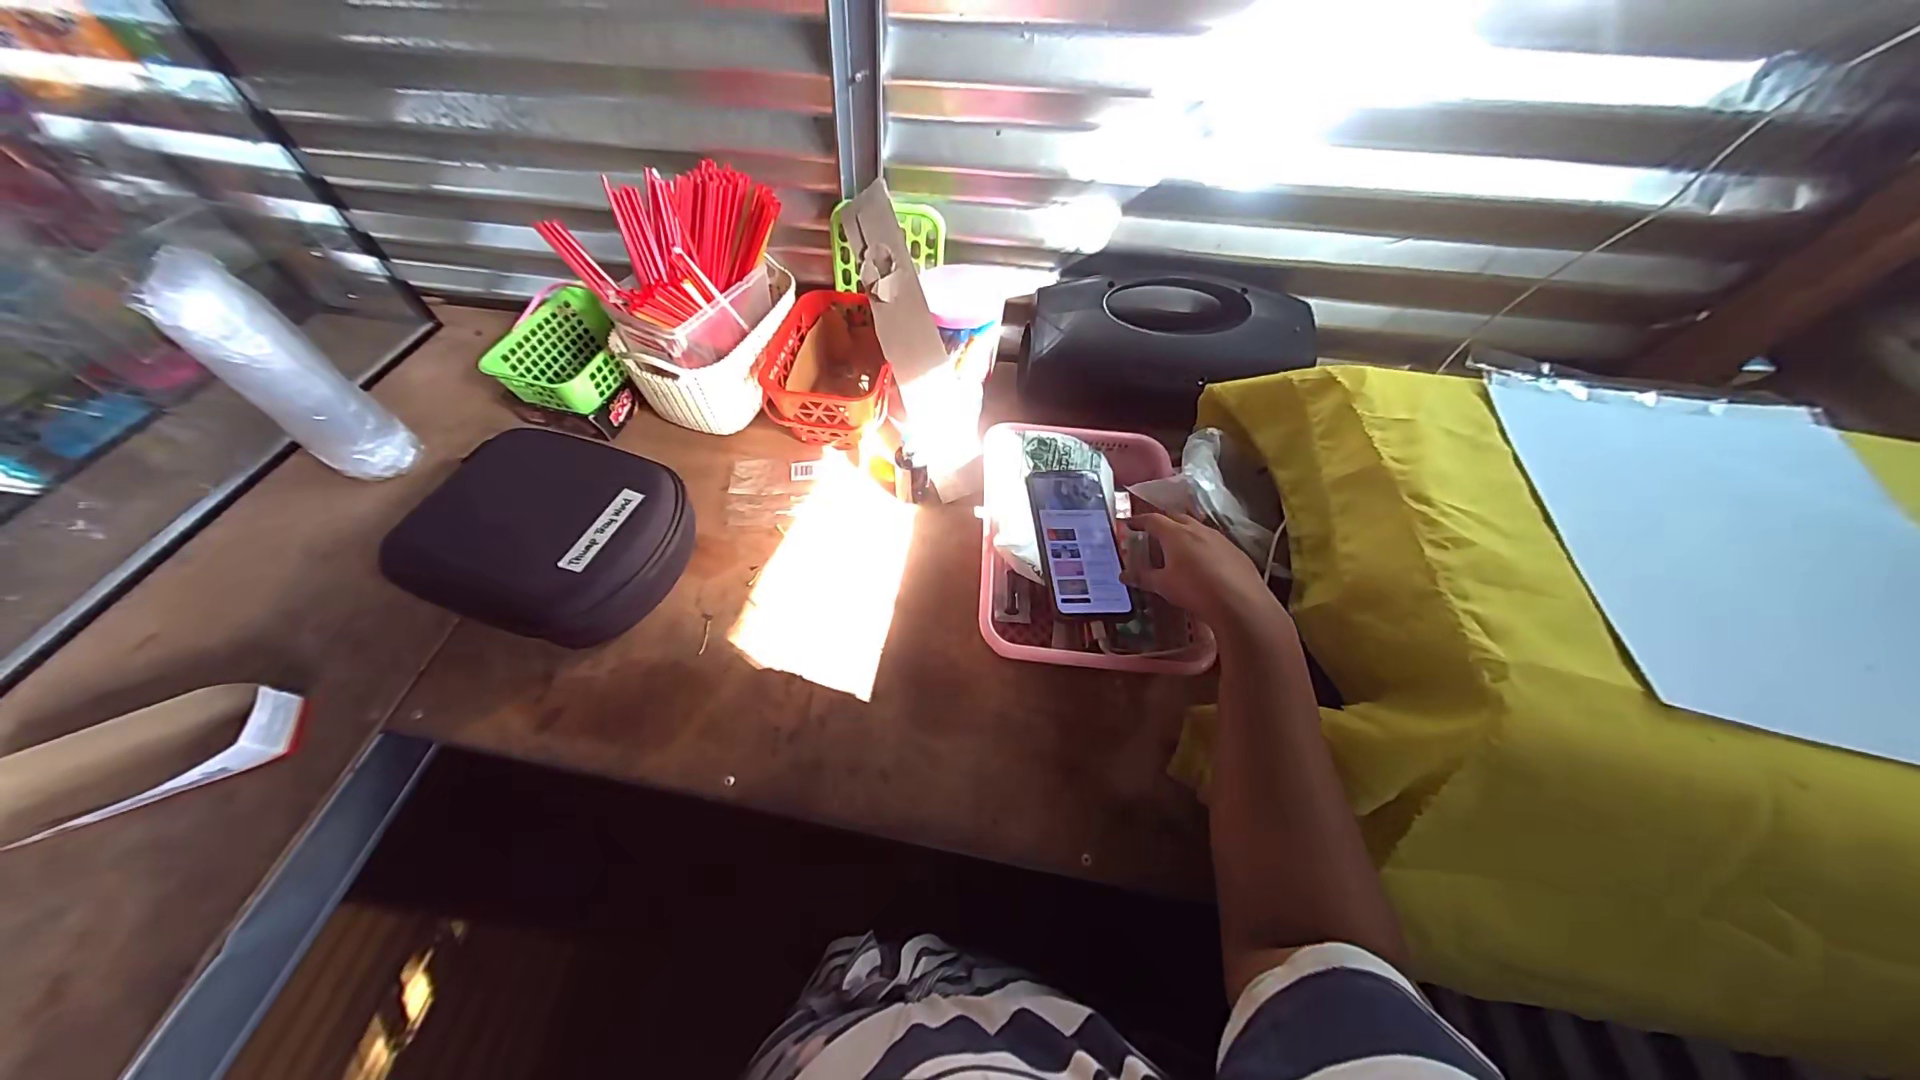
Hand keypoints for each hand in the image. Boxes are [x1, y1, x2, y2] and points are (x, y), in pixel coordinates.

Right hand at [1124, 512, 1291, 643]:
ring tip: (1176, 544)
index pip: (1153, 519)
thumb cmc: (1194, 590)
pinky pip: (1212, 541)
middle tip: (1152, 531)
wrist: (1240, 602)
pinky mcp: (1234, 550)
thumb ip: (1142, 577)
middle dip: (1162, 522)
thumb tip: (1123, 575)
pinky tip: (1202, 560)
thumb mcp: (1163, 585)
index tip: (1129, 523)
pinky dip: (1201, 544)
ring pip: (1196, 527)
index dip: (1139, 520)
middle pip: (1175, 517)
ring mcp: (1219, 538)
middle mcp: (1197, 529)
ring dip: (1183, 531)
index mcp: (1175, 534)